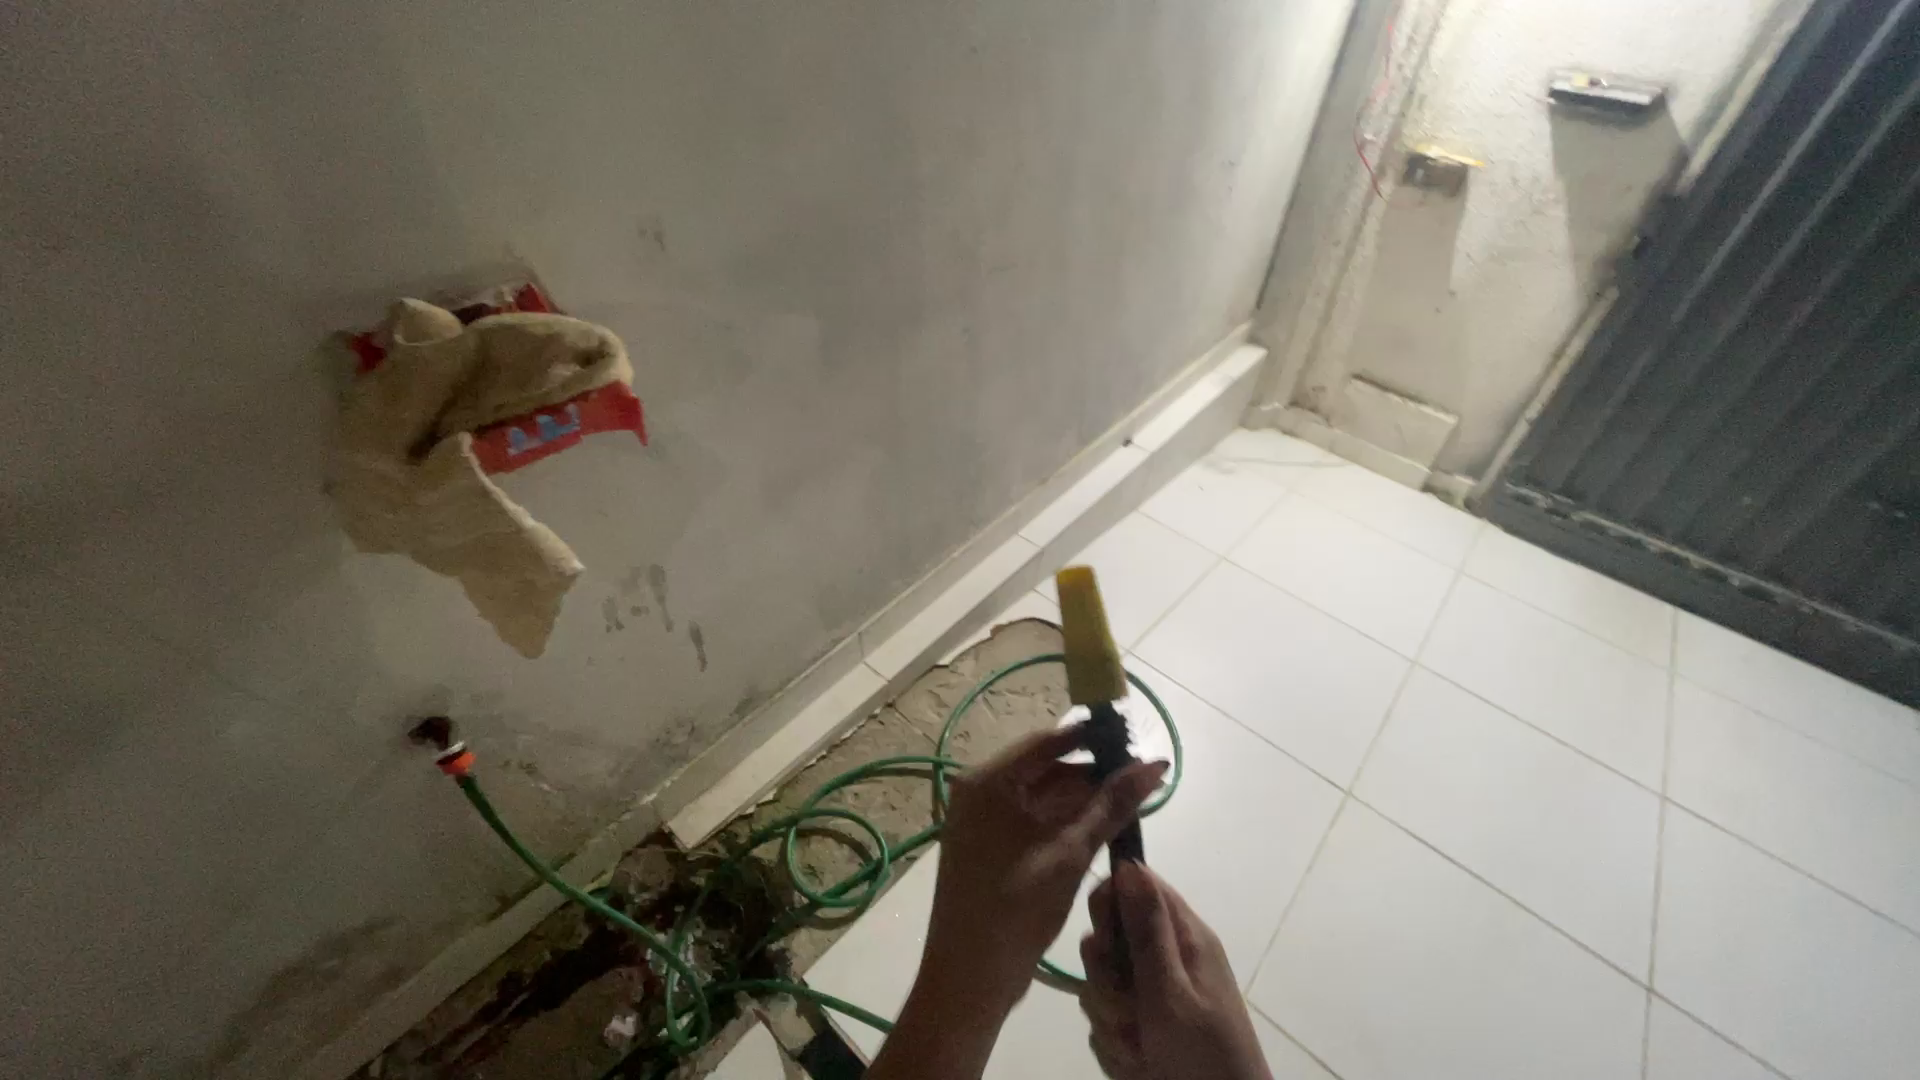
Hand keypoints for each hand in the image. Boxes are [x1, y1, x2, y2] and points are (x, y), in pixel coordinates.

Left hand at [924, 724, 1166, 1007]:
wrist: (970, 978)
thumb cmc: (1017, 907)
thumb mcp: (1071, 852)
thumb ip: (1113, 805)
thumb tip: (1155, 764)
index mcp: (988, 781)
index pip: (1046, 741)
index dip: (1090, 738)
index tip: (1131, 739)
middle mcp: (980, 791)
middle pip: (1046, 768)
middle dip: (1092, 774)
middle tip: (1141, 778)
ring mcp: (983, 819)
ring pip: (1043, 795)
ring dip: (1083, 799)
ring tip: (1131, 803)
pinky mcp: (991, 844)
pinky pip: (1033, 818)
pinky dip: (1065, 821)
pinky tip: (1102, 827)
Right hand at [1079, 863, 1271, 1079]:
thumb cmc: (1203, 1061)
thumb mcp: (1171, 993)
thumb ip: (1145, 930)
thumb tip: (1129, 862)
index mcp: (1184, 937)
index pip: (1134, 885)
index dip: (1108, 904)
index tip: (1106, 941)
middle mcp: (1167, 959)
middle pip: (1108, 935)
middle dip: (1105, 975)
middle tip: (1128, 1007)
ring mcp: (1152, 995)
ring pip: (1100, 982)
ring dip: (1110, 1017)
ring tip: (1139, 1047)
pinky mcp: (1140, 1029)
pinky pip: (1104, 1021)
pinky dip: (1115, 1045)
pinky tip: (1137, 1063)